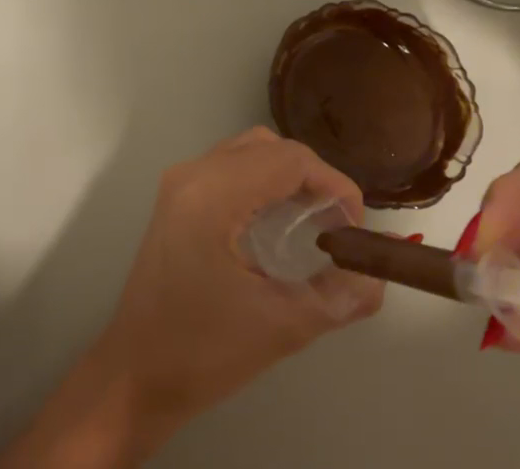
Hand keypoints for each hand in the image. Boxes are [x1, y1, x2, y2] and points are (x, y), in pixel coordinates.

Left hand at [102, 127, 384, 419]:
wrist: (137, 372)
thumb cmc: (204, 350)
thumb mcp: (284, 326)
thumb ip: (342, 295)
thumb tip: (383, 268)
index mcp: (211, 196)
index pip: (289, 159)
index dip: (333, 184)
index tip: (354, 227)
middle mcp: (191, 176)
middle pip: (268, 148)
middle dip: (312, 179)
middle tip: (337, 226)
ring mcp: (178, 185)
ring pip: (247, 152)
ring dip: (286, 178)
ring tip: (313, 225)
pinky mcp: (175, 200)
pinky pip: (228, 169)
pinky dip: (261, 183)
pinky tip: (278, 227)